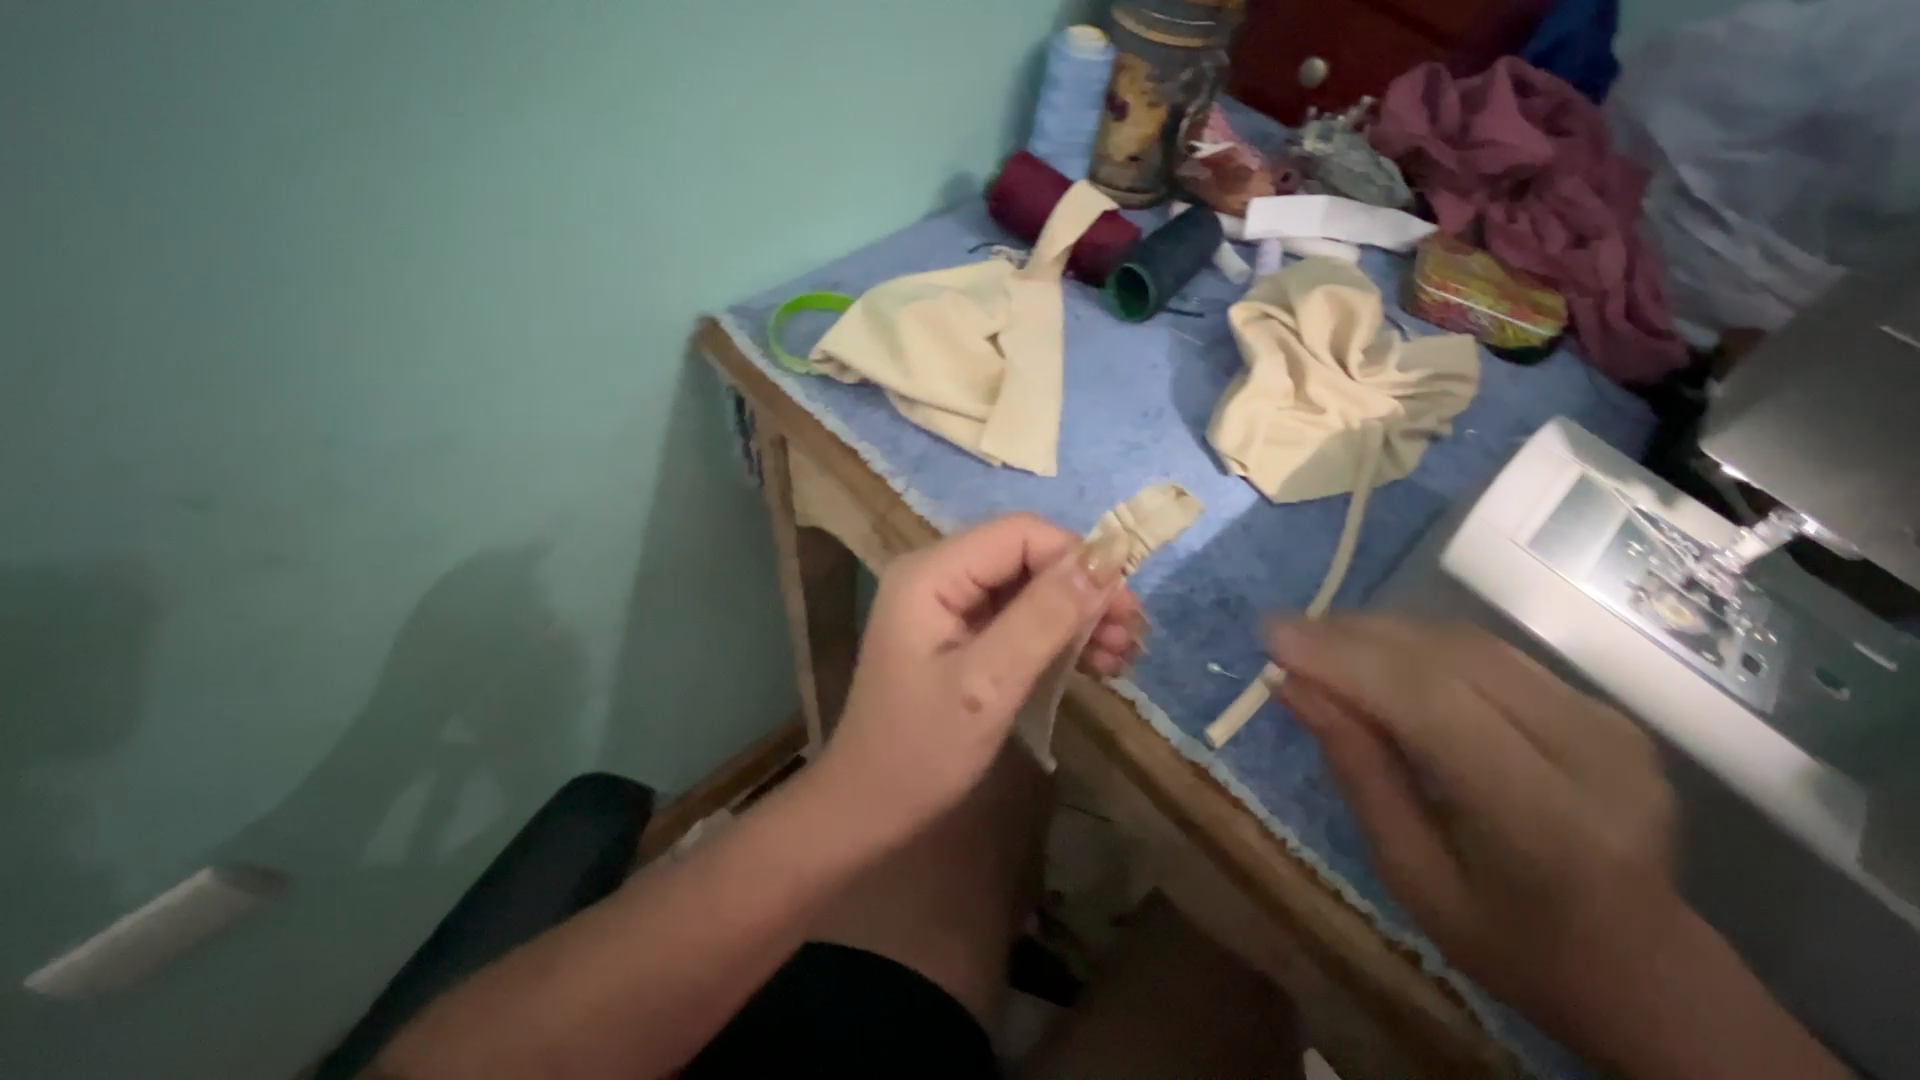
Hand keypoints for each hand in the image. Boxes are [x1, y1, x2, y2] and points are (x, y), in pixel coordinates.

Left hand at [822, 514, 1138, 830]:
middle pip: (1029, 559)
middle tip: (1133, 636)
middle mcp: (939, 577)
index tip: (1123, 606)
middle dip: (1085, 592)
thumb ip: (1044, 617)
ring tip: (1124, 658)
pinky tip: (1099, 667)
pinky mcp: (963, 640)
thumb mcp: (988, 684)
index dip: (1078, 559)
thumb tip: (1106, 559)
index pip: (1021, 534)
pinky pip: (1022, 621)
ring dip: (1081, 618)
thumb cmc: (922, 750)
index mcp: (931, 574)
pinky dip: (1061, 639)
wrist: (871, 810)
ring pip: (1032, 590)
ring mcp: (950, 609)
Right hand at [1266, 617, 1680, 1057]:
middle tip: (1282, 634)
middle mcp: (1592, 752)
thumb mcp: (1413, 878)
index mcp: (1546, 819)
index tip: (1271, 637)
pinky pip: (1493, 655)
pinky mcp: (1606, 706)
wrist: (1644, 967)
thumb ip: (1360, 774)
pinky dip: (1421, 646)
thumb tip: (1293, 686)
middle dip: (1354, 637)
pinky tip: (1375, 653)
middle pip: (1452, 659)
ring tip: (1316, 640)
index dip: (1346, 660)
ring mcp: (1609, 722)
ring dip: (1384, 633)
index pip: (1433, 705)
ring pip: (1470, 644)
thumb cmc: (1511, 945)